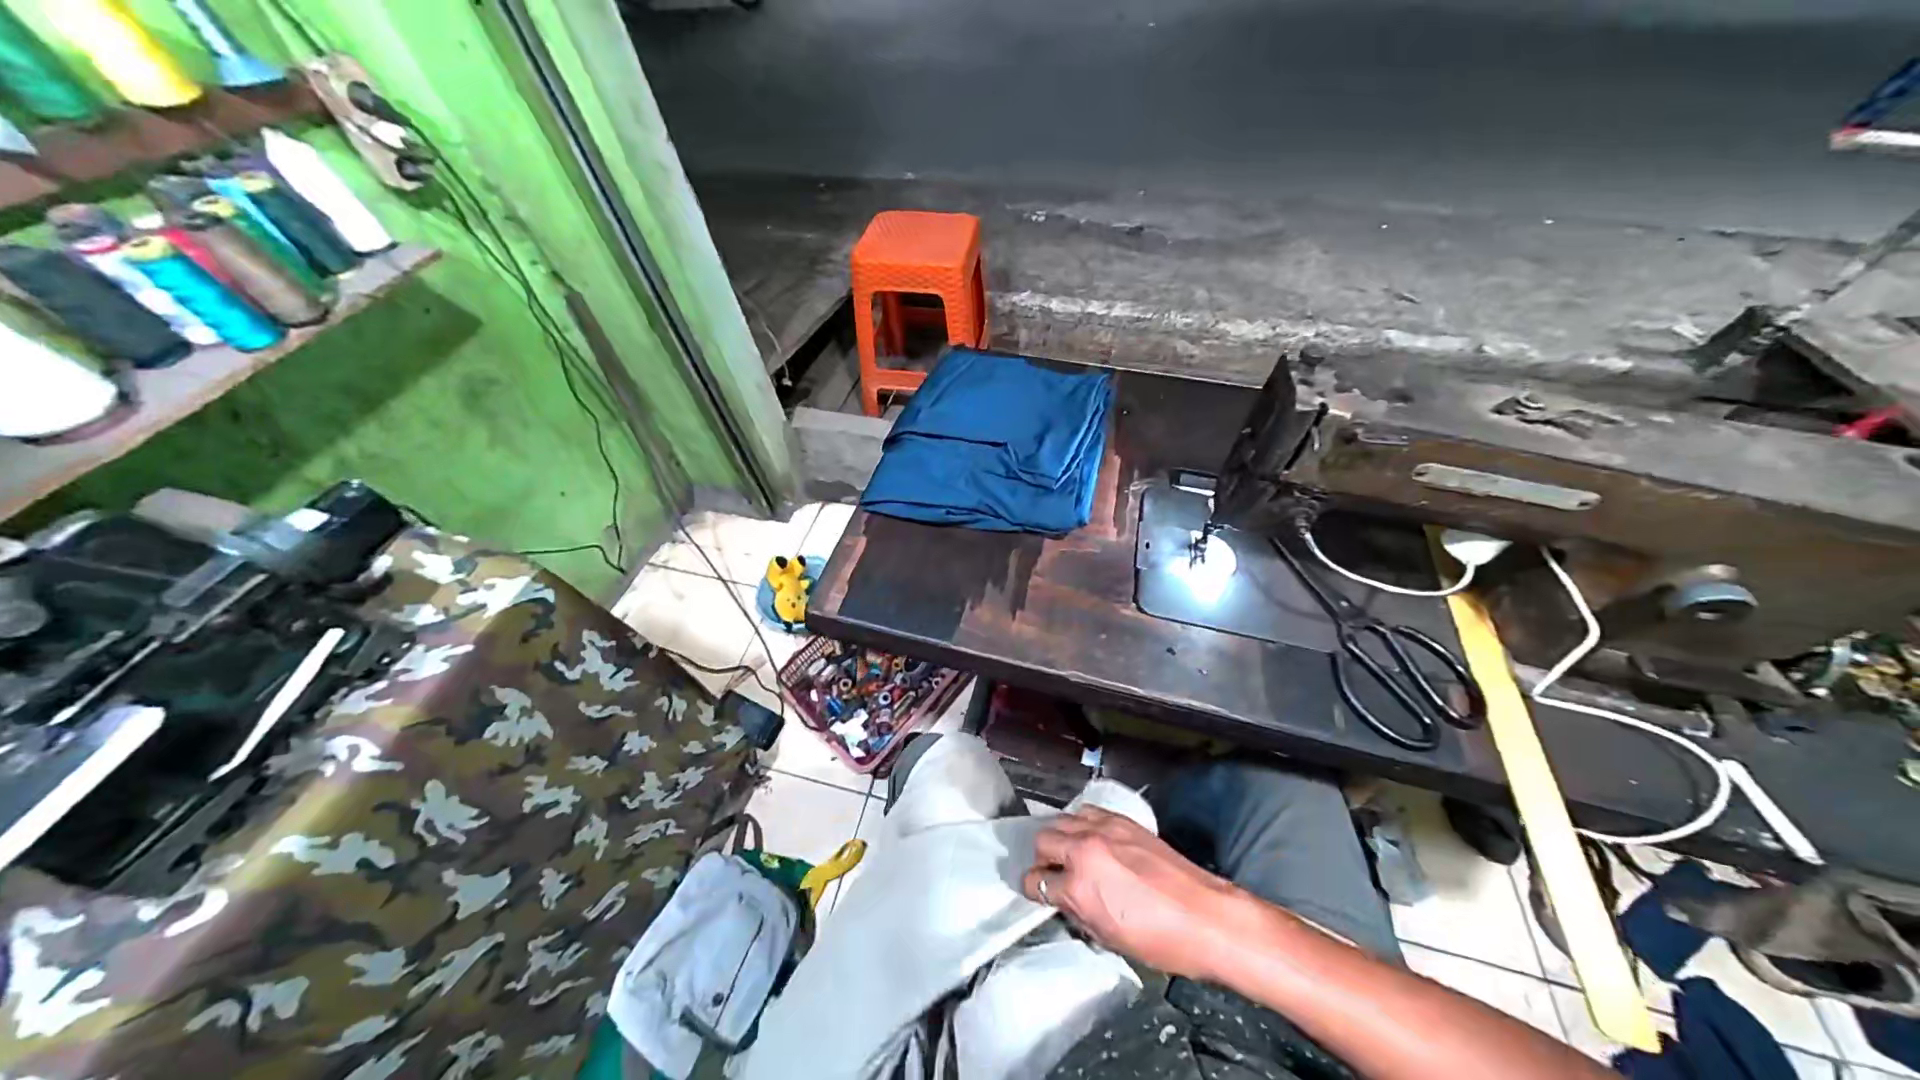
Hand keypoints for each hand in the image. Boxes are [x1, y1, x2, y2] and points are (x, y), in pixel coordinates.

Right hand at [1021, 805, 1247, 979]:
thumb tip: (1066, 900)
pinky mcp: (1123, 821)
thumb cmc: (1163, 939)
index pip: (1036, 881)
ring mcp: (1104, 830)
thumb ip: (1078, 912)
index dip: (1035, 890)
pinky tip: (1092, 838)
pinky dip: (1082, 823)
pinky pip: (1088, 811)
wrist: (1206, 917)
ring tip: (1071, 853)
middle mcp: (1085, 850)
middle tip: (1054, 873)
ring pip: (1062, 820)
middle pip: (1043, 841)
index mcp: (1078, 886)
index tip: (1039, 893)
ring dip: (1060, 837)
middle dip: (1043, 859)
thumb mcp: (1108, 938)